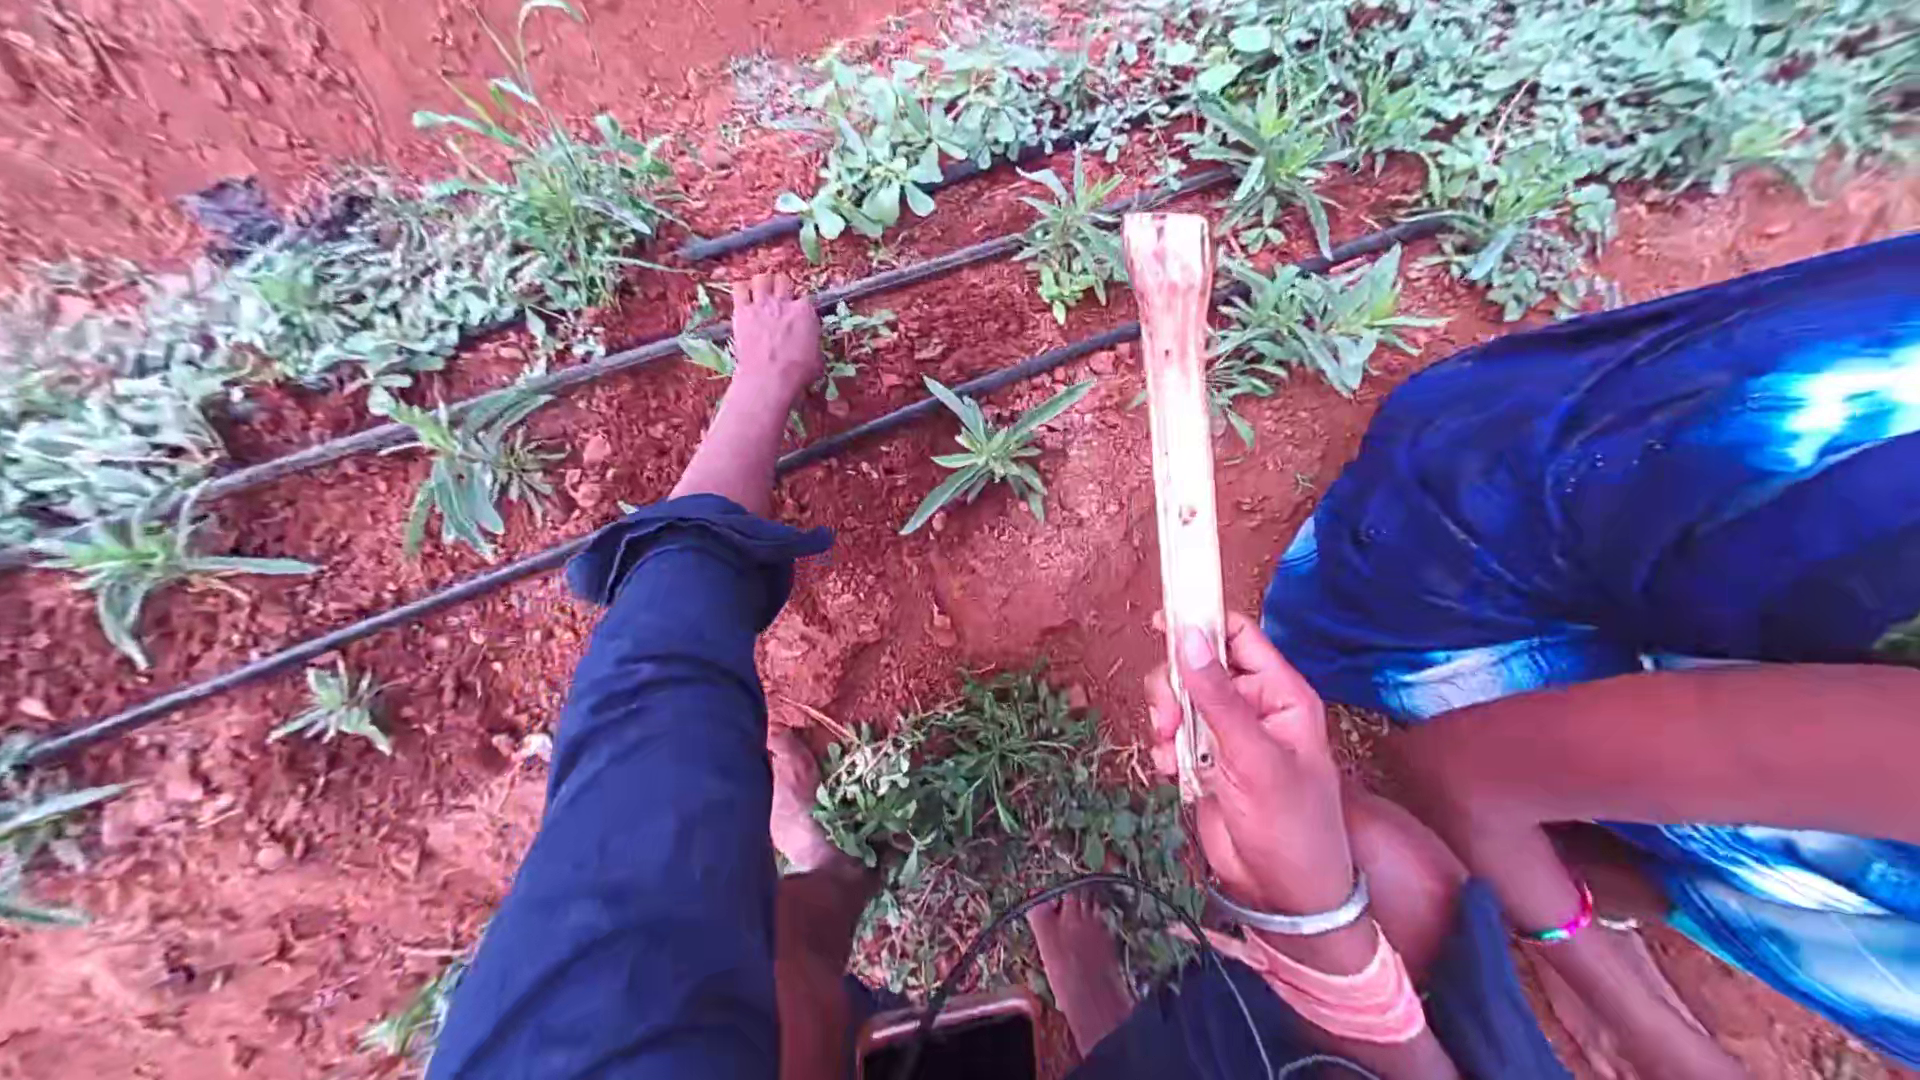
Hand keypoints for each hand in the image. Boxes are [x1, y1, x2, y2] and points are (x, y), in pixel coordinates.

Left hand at [730, 272, 821, 408]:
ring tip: (760, 294)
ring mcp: (762, 304)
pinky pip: (739, 288)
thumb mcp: (816, 359)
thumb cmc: (798, 373)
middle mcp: (784, 302)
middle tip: (779, 299)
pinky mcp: (742, 311)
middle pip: (783, 281)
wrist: (770, 378)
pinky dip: (741, 290)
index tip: (799, 316)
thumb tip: (810, 345)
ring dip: (762, 285)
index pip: (806, 300)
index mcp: (805, 313)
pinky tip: (743, 297)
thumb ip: (812, 344)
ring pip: (761, 279)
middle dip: (781, 288)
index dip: (802, 308)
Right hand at [1145, 612, 1354, 914]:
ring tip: (1172, 748)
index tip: (1163, 620)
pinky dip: (1164, 746)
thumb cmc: (1290, 824)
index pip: (1238, 637)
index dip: (1202, 622)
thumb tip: (1188, 637)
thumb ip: (1217, 696)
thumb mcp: (1254, 757)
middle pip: (1196, 664)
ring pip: (1178, 697)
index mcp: (1278, 693)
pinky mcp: (1204, 755)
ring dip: (1166, 718)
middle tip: (1168, 715)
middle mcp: (1250, 705)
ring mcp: (1225, 730)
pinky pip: (1171, 731)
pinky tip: (1175, 770)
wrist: (1282, 894)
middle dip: (1174, 686)